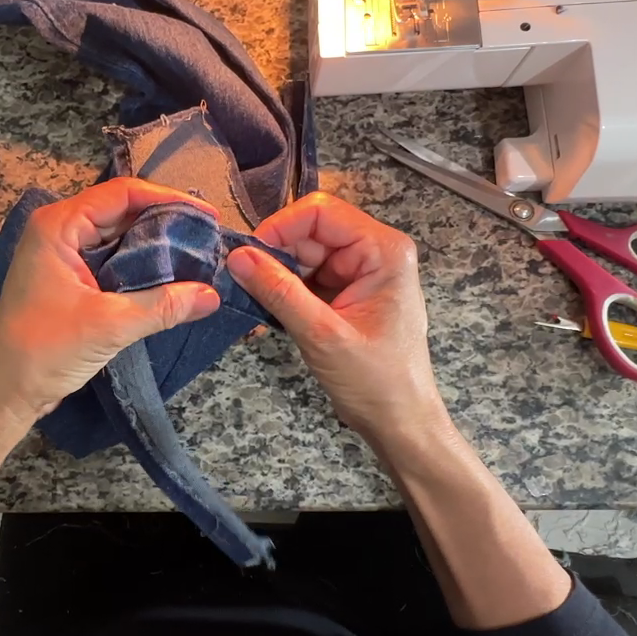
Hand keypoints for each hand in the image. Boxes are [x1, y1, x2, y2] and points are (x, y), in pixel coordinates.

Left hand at [0, 179, 222, 427]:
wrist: (4, 391)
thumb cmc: (44, 350)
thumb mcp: (109, 325)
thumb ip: (162, 306)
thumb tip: (212, 295)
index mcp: (58, 226)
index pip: (121, 194)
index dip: (167, 199)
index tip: (206, 214)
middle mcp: (59, 231)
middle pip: (120, 211)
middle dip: (164, 221)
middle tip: (207, 235)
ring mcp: (62, 256)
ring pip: (117, 237)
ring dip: (154, 245)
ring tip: (197, 253)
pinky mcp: (69, 280)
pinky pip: (111, 260)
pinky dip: (140, 266)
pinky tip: (170, 277)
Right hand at [226, 192, 451, 447]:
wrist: (399, 423)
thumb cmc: (376, 381)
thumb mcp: (321, 334)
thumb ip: (278, 292)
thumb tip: (236, 256)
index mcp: (383, 251)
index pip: (320, 212)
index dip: (279, 227)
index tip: (246, 256)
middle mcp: (373, 252)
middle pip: (308, 232)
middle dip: (274, 256)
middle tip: (243, 285)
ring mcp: (358, 273)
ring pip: (302, 255)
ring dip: (274, 277)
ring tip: (253, 304)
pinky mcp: (344, 293)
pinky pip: (305, 278)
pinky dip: (282, 293)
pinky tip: (266, 315)